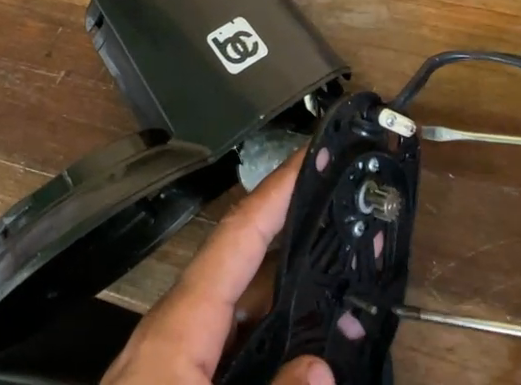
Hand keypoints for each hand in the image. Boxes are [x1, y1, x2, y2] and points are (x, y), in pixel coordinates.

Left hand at [103, 154, 333, 384]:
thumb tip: (320, 367)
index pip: (234, 237)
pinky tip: (299, 352)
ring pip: (241, 311)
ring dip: (287, 300)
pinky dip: (266, 335)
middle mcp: (176, 329)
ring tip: (341, 289)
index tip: (306, 158)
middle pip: (244, 271)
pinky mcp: (177, 376)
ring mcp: (175, 355)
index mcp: (178, 324)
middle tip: (346, 223)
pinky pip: (230, 341)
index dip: (273, 193)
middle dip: (293, 246)